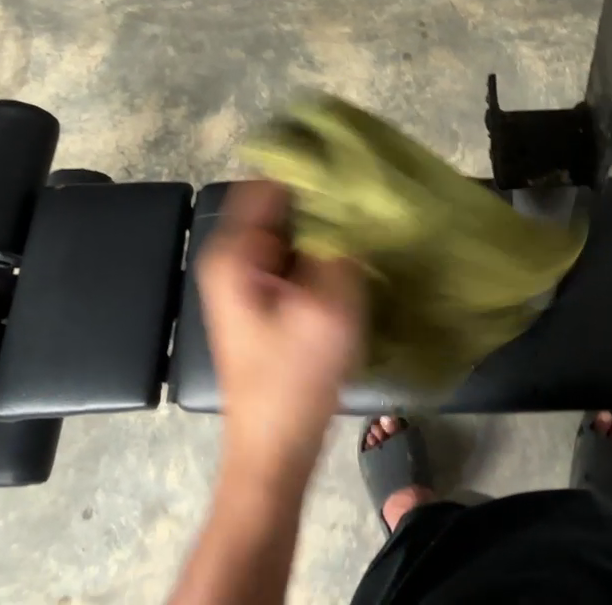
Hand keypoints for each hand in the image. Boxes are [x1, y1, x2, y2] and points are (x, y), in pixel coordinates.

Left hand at [197, 182, 363, 484]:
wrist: (275, 450)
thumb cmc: (294, 380)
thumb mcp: (327, 305)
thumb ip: (338, 244)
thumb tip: (351, 194)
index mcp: (235, 252)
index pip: (271, 180)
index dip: (312, 167)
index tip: (356, 160)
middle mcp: (236, 256)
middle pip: (284, 203)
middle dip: (328, 197)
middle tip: (375, 190)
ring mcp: (252, 278)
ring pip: (296, 230)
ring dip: (331, 225)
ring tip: (375, 216)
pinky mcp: (270, 298)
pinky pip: (300, 255)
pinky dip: (328, 249)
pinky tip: (361, 251)